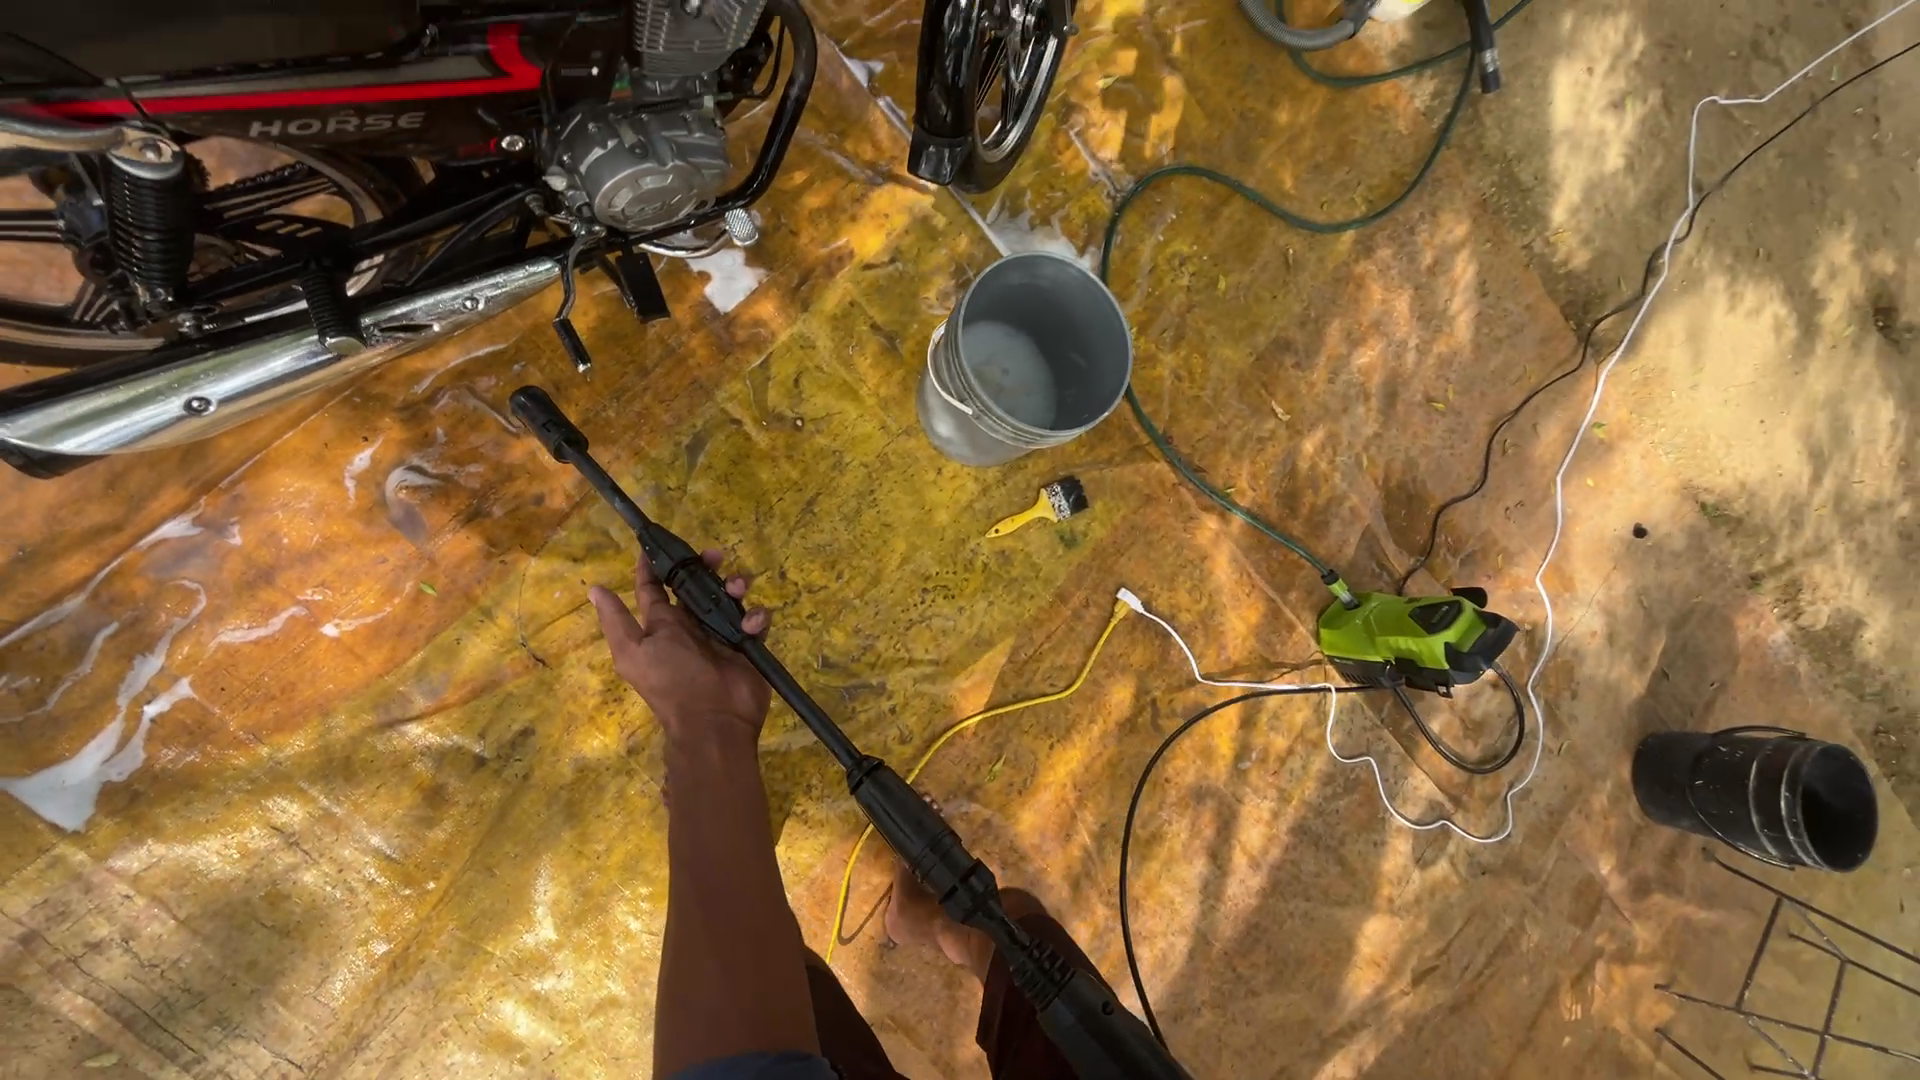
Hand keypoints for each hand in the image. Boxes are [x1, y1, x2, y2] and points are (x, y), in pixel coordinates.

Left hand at [589, 550, 771, 746]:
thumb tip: (594, 588)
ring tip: (738, 590)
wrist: (715, 719)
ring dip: (735, 586)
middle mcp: (691, 626)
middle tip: (716, 556)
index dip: (655, 566)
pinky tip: (750, 626)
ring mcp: (721, 634)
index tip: (661, 543)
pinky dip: (756, 617)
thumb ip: (617, 619)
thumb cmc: (672, 681)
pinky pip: (755, 619)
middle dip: (706, 567)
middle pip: (698, 585)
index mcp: (662, 625)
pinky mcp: (748, 643)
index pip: (655, 588)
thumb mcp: (634, 650)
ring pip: (729, 597)